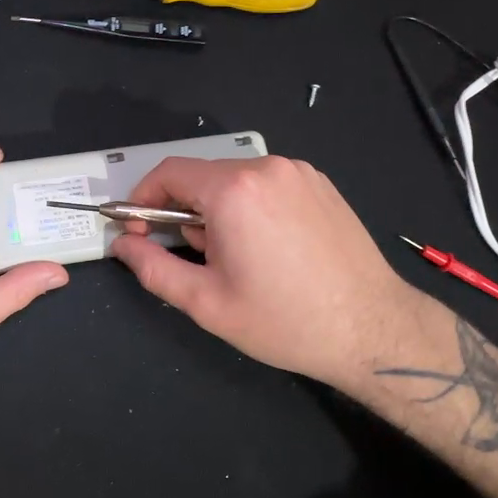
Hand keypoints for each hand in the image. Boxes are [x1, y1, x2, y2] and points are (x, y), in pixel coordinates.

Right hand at [109, 156, 425, 392]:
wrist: (375, 329)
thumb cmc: (284, 319)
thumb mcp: (207, 303)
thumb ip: (153, 267)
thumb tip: (122, 244)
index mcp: (233, 190)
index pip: (167, 172)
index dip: (144, 198)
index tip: (141, 230)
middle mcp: (264, 168)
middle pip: (202, 176)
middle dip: (185, 210)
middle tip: (197, 256)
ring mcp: (297, 172)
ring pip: (234, 180)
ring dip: (220, 209)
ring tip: (239, 258)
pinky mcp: (320, 183)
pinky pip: (267, 184)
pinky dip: (253, 206)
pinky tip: (271, 247)